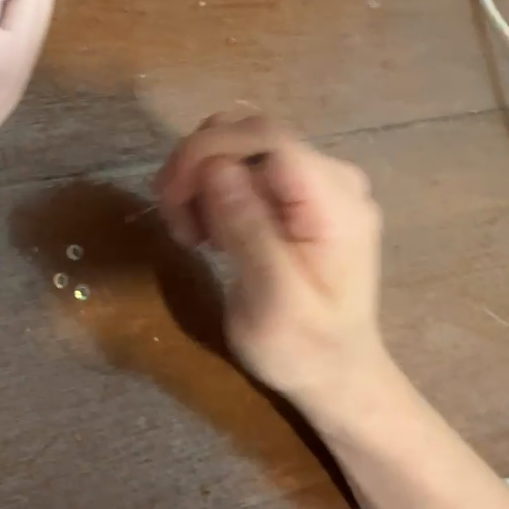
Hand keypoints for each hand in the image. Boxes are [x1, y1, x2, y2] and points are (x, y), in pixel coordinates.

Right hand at [152, 113, 386, 413]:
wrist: (334, 377)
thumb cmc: (304, 349)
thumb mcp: (273, 301)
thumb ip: (249, 230)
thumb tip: (215, 168)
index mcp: (335, 199)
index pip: (265, 136)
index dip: (209, 150)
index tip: (173, 195)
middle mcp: (328, 177)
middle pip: (245, 132)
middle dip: (195, 165)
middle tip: (173, 219)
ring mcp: (311, 183)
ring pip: (233, 143)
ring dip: (196, 178)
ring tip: (189, 232)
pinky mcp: (292, 194)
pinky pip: (237, 166)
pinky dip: (206, 189)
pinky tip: (204, 230)